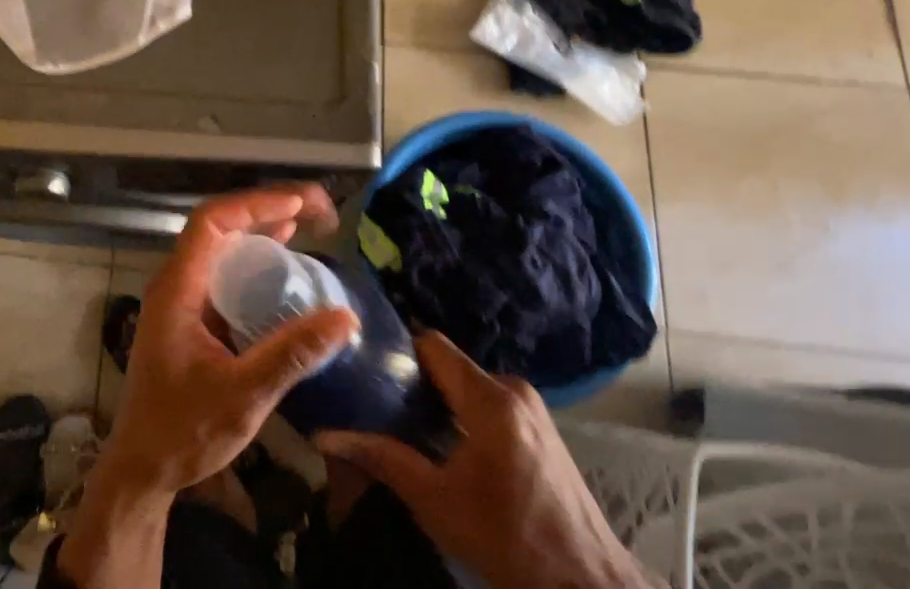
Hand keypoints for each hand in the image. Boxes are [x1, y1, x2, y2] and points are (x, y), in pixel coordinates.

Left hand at [98, 183, 361, 496]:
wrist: (144, 467)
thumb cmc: (183, 431)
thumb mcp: (242, 395)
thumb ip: (290, 356)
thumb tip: (344, 318)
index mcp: (176, 290)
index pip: (212, 223)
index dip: (255, 204)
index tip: (300, 206)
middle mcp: (175, 285)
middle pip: (219, 228)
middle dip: (267, 210)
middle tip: (318, 212)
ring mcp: (182, 302)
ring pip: (222, 250)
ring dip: (263, 234)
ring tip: (309, 227)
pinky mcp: (192, 321)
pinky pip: (226, 277)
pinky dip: (257, 265)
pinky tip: (287, 270)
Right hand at [316, 334, 657, 588]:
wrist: (586, 583)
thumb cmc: (508, 538)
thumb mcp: (435, 500)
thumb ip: (381, 458)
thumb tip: (323, 435)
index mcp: (491, 398)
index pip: (432, 345)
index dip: (395, 352)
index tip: (364, 370)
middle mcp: (515, 390)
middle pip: (448, 366)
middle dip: (412, 383)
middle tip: (374, 405)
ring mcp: (533, 409)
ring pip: (467, 387)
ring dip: (436, 403)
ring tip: (400, 425)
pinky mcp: (541, 429)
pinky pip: (488, 404)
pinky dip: (461, 416)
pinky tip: (440, 446)